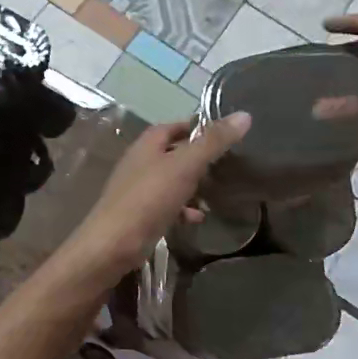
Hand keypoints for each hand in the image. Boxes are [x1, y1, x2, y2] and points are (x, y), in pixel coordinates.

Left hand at [56, 114, 251, 281]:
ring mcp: (138, 189)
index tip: (223, 134)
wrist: (114, 243)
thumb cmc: (148, 198)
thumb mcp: (185, 166)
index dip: (197, 127)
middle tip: (226, 165)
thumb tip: (244, 115)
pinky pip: (166, 205)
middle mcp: (139, 162)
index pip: (174, 126)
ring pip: (171, 181)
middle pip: (173, 154)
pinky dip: (182, 209)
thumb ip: (213, 142)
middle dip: (198, 159)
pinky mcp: (139, 214)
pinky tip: (198, 218)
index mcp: (147, 144)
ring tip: (218, 193)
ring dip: (193, 186)